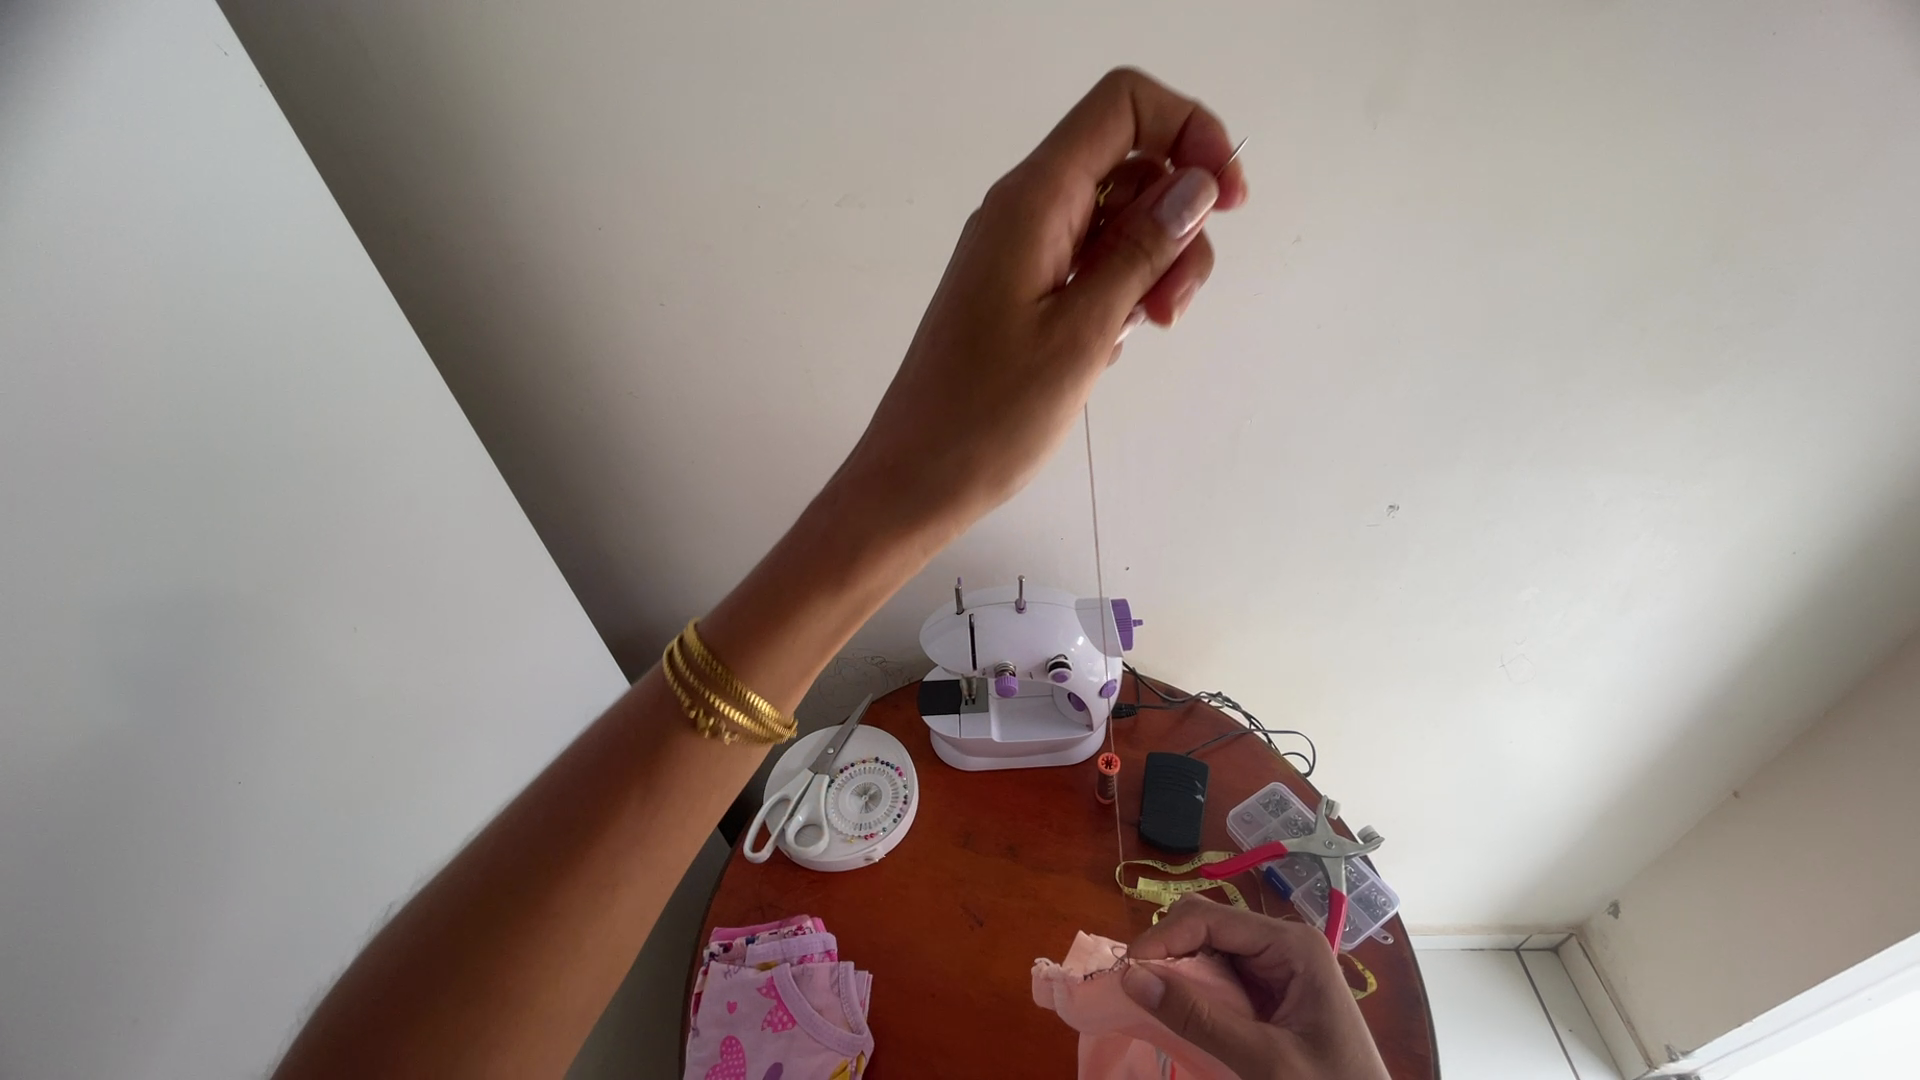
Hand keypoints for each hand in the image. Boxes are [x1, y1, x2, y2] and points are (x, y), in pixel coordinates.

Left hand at [836, 67, 1248, 533]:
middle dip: (1176, 221)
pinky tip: (1112, 347)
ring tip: (1149, 331)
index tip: (1228, 201)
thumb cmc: (989, 417)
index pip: (1124, 108)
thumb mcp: (1082, 333)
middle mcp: (1023, 215)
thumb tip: (1195, 185)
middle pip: (1127, 170)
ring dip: (1152, 266)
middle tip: (1177, 305)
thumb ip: (1141, 253)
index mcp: (1032, 202)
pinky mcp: (1017, 299)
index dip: (1189, 131)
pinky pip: (1085, 270)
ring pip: (1112, 225)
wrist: (916, 479)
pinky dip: (1116, 295)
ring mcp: (1018, 258)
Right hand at [1122, 895, 1390, 1079]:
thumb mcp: (1266, 1062)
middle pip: (1205, 924)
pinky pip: (1219, 973)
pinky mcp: (1270, 988)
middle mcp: (1282, 941)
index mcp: (1291, 943)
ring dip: (1178, 970)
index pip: (1209, 917)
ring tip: (1152, 999)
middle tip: (1137, 987)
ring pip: (1207, 947)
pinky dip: (1193, 988)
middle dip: (1168, 950)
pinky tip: (1180, 1009)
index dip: (1163, 938)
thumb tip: (1131, 978)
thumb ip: (1200, 1019)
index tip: (1127, 972)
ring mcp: (1276, 964)